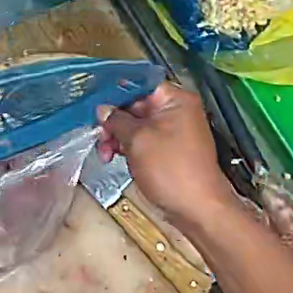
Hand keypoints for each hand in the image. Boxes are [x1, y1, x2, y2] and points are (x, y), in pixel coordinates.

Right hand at [98, 83, 239, 230]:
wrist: (197, 208)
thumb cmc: (172, 170)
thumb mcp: (137, 140)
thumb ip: (117, 120)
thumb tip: (104, 110)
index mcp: (175, 100)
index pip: (140, 84)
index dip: (115, 93)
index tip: (95, 103)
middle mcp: (177, 111)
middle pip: (136, 105)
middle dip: (114, 121)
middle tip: (100, 137)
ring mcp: (175, 132)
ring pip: (137, 125)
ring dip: (119, 137)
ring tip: (106, 154)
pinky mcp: (170, 151)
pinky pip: (144, 141)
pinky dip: (129, 148)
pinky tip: (116, 158)